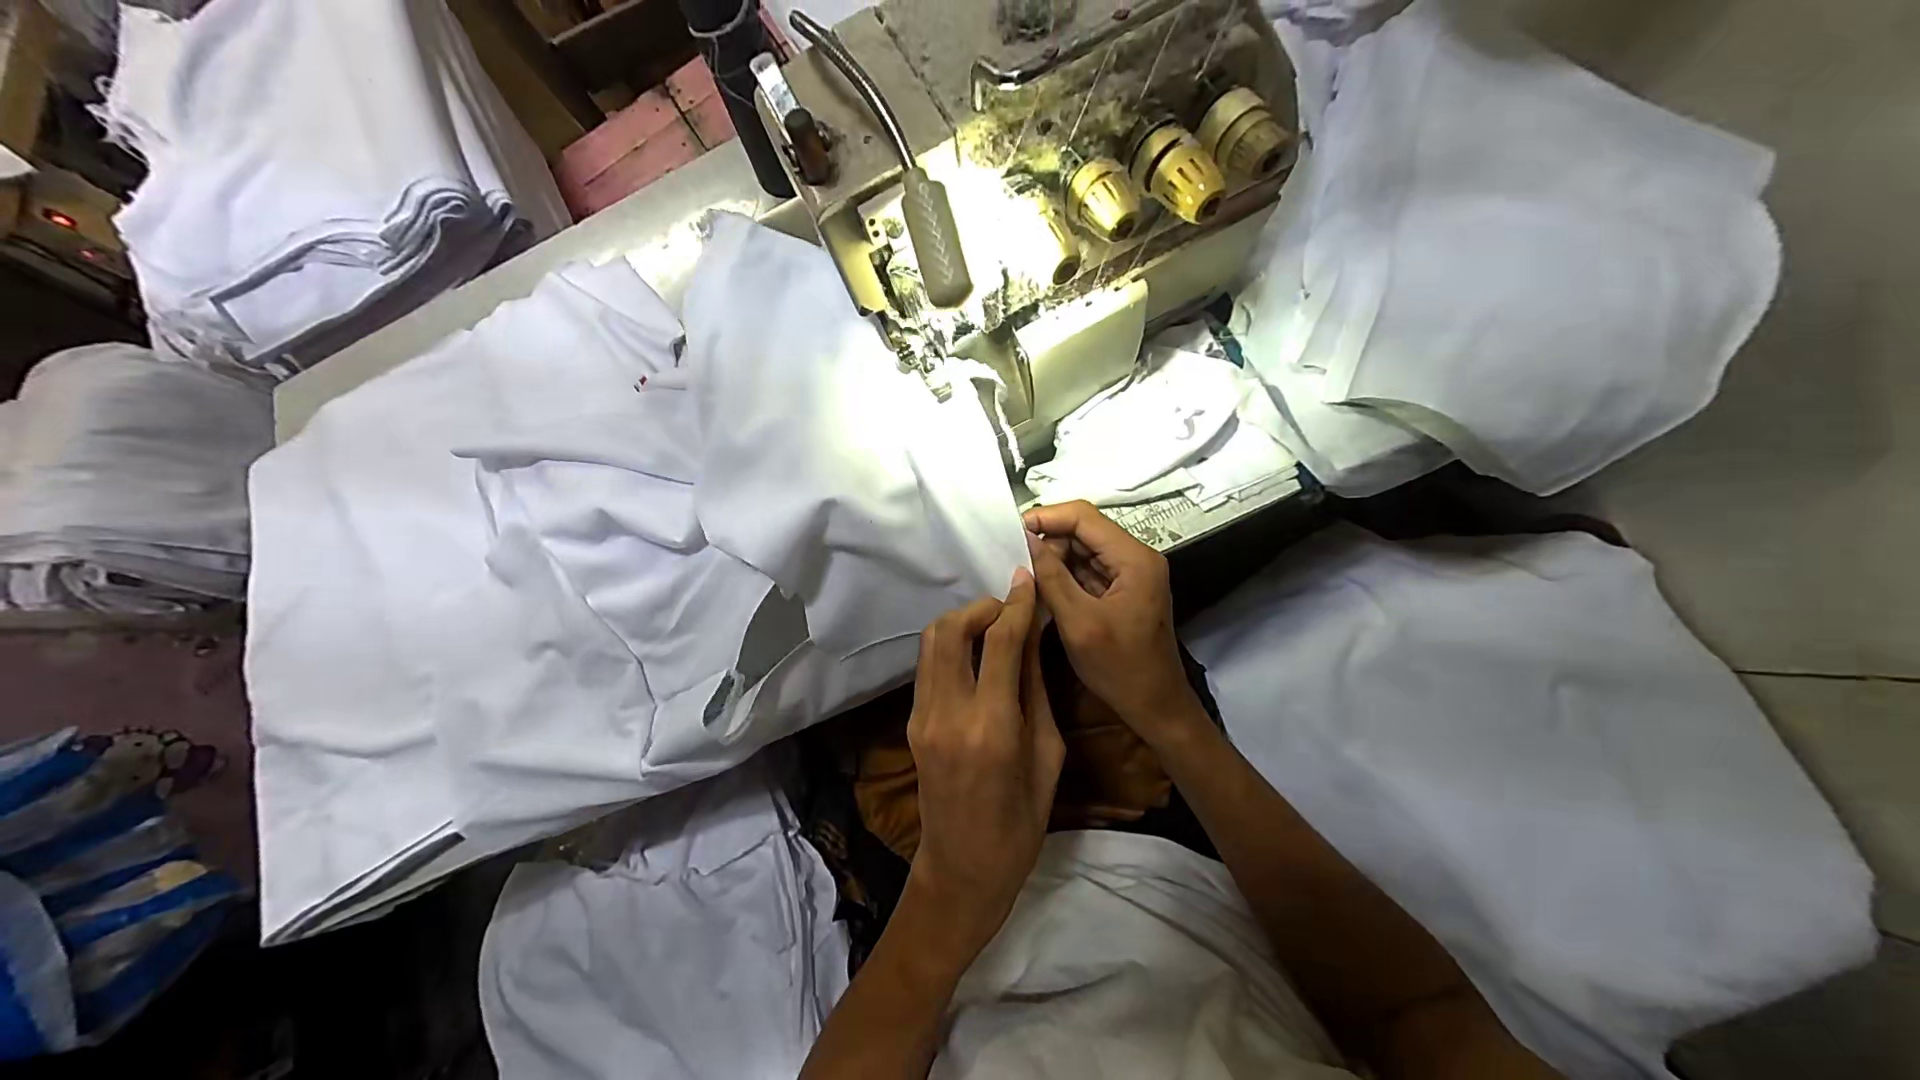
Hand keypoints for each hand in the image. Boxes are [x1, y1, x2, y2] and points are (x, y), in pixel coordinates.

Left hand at [906, 569, 1064, 955]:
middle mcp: (948, 712)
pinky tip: (974, 655)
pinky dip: (950, 646)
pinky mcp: (912, 723)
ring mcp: (922, 717)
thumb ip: (1036, 689)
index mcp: (991, 725)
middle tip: (1009, 610)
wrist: (962, 868)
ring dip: (961, 622)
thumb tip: (1033, 636)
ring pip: (930, 642)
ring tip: (992, 628)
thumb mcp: (1048, 755)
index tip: (1028, 580)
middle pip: (950, 629)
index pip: (1000, 640)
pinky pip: (928, 666)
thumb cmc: (1021, 822)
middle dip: (981, 607)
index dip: (1016, 604)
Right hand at [1023, 501, 1203, 746]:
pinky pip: (1088, 570)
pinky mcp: (1122, 590)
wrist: (1155, 706)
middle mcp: (1136, 558)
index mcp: (1134, 559)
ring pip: (1083, 550)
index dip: (1046, 517)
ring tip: (1024, 575)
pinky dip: (1064, 575)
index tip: (1012, 530)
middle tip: (1014, 559)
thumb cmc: (1120, 668)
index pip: (1084, 516)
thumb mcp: (1078, 622)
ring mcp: (1130, 574)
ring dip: (1054, 559)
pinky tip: (1042, 587)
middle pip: (1084, 530)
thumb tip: (1026, 541)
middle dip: (1048, 540)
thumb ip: (1051, 577)